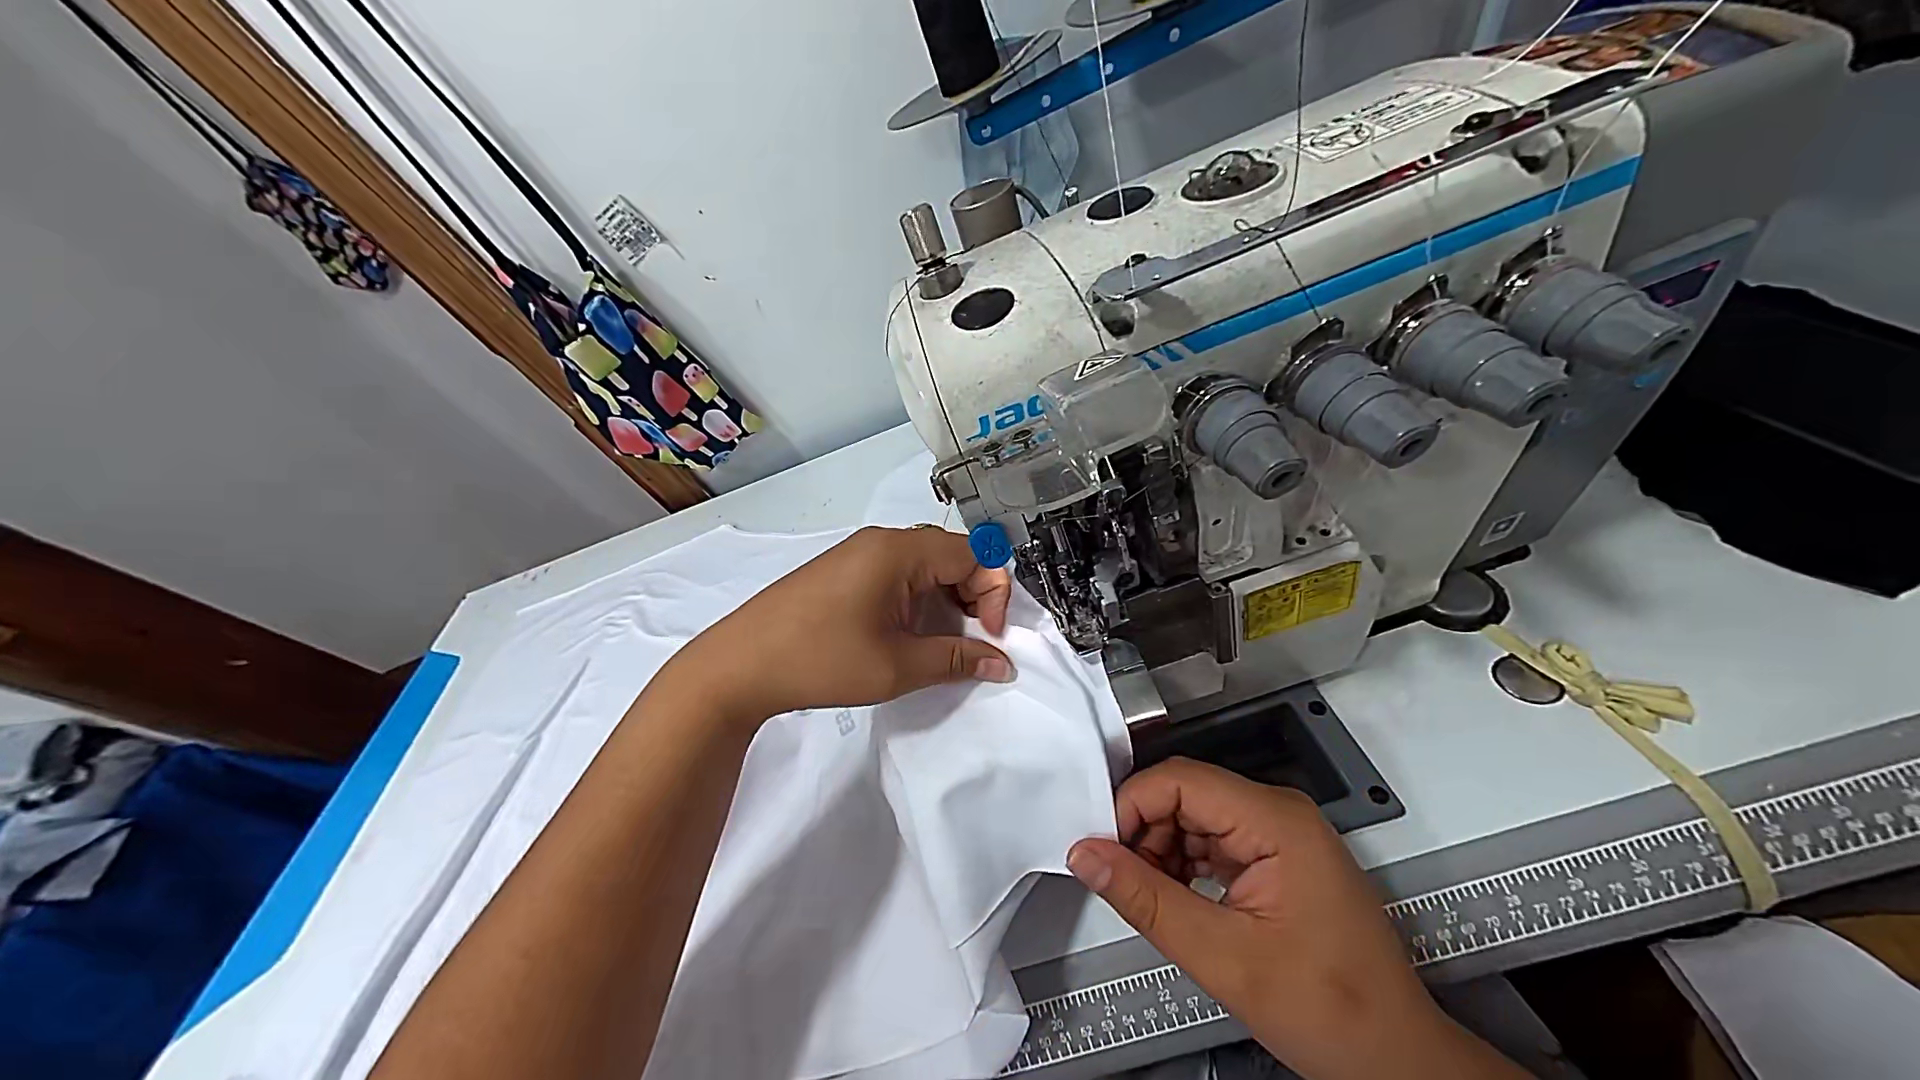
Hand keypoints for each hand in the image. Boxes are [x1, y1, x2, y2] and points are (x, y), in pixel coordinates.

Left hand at [665, 526, 1014, 725]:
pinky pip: (900, 573)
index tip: (990, 636)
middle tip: (969, 640)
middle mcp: (881, 541)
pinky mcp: (845, 570)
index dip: (995, 593)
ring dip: (947, 599)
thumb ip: (957, 660)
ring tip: (938, 641)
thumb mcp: (897, 666)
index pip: (974, 554)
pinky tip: (907, 633)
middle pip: (952, 555)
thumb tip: (1001, 663)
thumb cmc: (818, 660)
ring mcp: (859, 553)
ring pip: (927, 565)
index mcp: (898, 551)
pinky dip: (919, 598)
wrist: (739, 665)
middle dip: (974, 596)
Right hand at [1067, 759, 1524, 1079]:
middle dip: (1143, 834)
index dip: (1131, 807)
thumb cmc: (1334, 1011)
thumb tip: (1089, 856)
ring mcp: (1277, 833)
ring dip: (1160, 852)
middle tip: (1123, 881)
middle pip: (1183, 795)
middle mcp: (1278, 814)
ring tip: (1152, 899)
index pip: (1178, 779)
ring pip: (1191, 817)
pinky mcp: (1272, 855)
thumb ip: (1145, 899)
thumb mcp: (1222, 956)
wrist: (1394, 1057)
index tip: (1103, 848)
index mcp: (1275, 821)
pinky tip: (1176, 900)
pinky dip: (1182, 865)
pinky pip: (1209, 839)